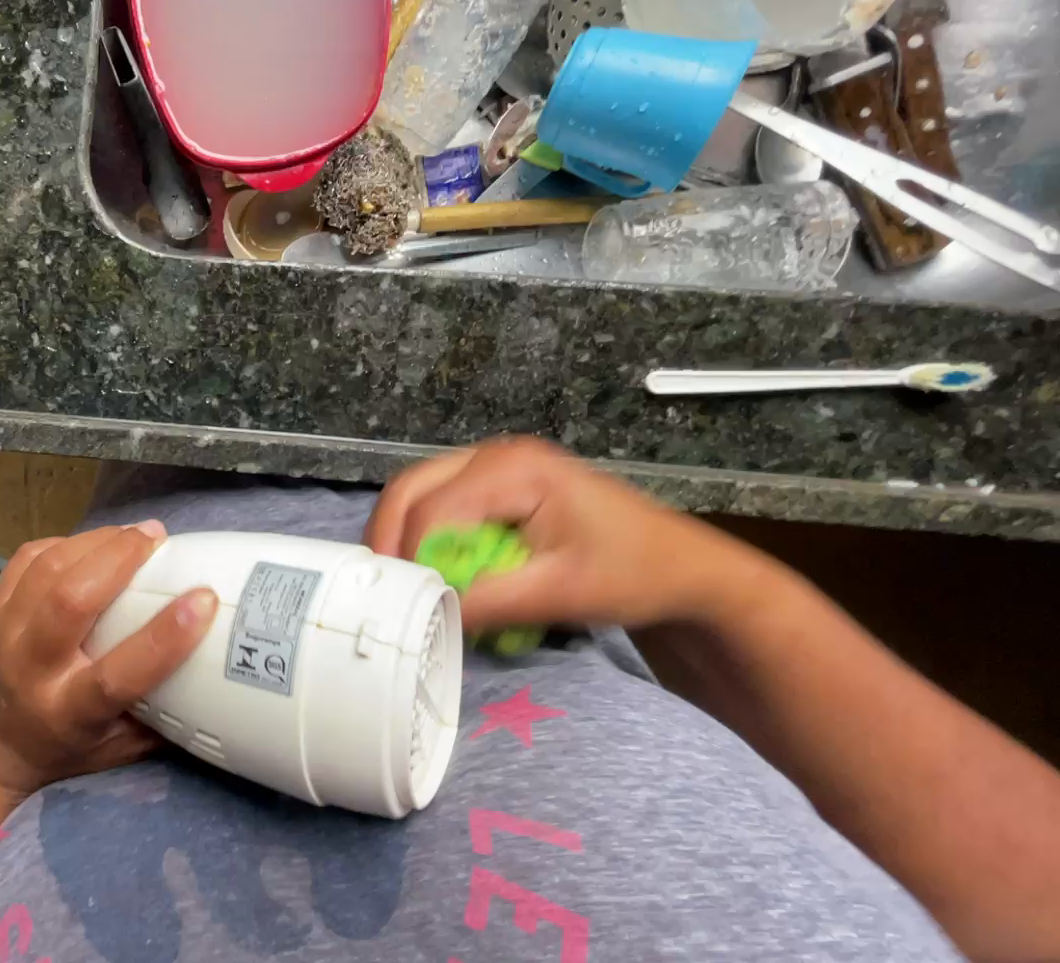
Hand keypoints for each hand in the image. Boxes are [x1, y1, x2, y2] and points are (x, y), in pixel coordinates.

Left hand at [0, 521, 217, 797]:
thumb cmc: (73, 748)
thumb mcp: (125, 745)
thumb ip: (166, 711)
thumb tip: (222, 664)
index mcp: (69, 713)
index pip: (116, 675)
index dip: (163, 637)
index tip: (203, 599)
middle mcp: (31, 671)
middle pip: (70, 602)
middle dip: (118, 559)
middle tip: (156, 539)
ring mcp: (4, 634)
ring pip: (48, 570)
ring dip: (95, 542)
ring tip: (133, 534)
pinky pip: (27, 558)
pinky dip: (65, 543)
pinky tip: (94, 543)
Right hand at [364, 437, 788, 632]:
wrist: (685, 568)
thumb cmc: (636, 573)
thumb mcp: (564, 592)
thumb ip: (492, 600)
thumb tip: (430, 613)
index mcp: (514, 469)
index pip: (434, 508)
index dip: (411, 555)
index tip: (402, 601)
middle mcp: (493, 454)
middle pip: (411, 488)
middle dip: (389, 537)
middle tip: (382, 586)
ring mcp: (492, 465)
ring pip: (416, 492)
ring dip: (401, 534)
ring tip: (401, 579)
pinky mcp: (494, 483)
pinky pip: (436, 501)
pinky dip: (422, 533)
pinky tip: (428, 566)